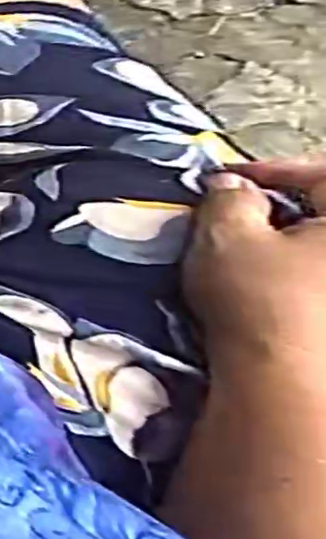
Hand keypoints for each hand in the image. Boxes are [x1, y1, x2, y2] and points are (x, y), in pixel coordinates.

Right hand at [184, 159, 325, 376]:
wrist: (290, 369)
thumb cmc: (260, 295)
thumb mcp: (225, 238)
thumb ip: (228, 200)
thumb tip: (232, 183)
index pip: (322, 173)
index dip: (269, 169)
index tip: (223, 175)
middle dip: (291, 201)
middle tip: (242, 206)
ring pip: (324, 242)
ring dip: (301, 234)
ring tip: (257, 241)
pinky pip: (321, 268)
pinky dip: (308, 262)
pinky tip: (279, 272)